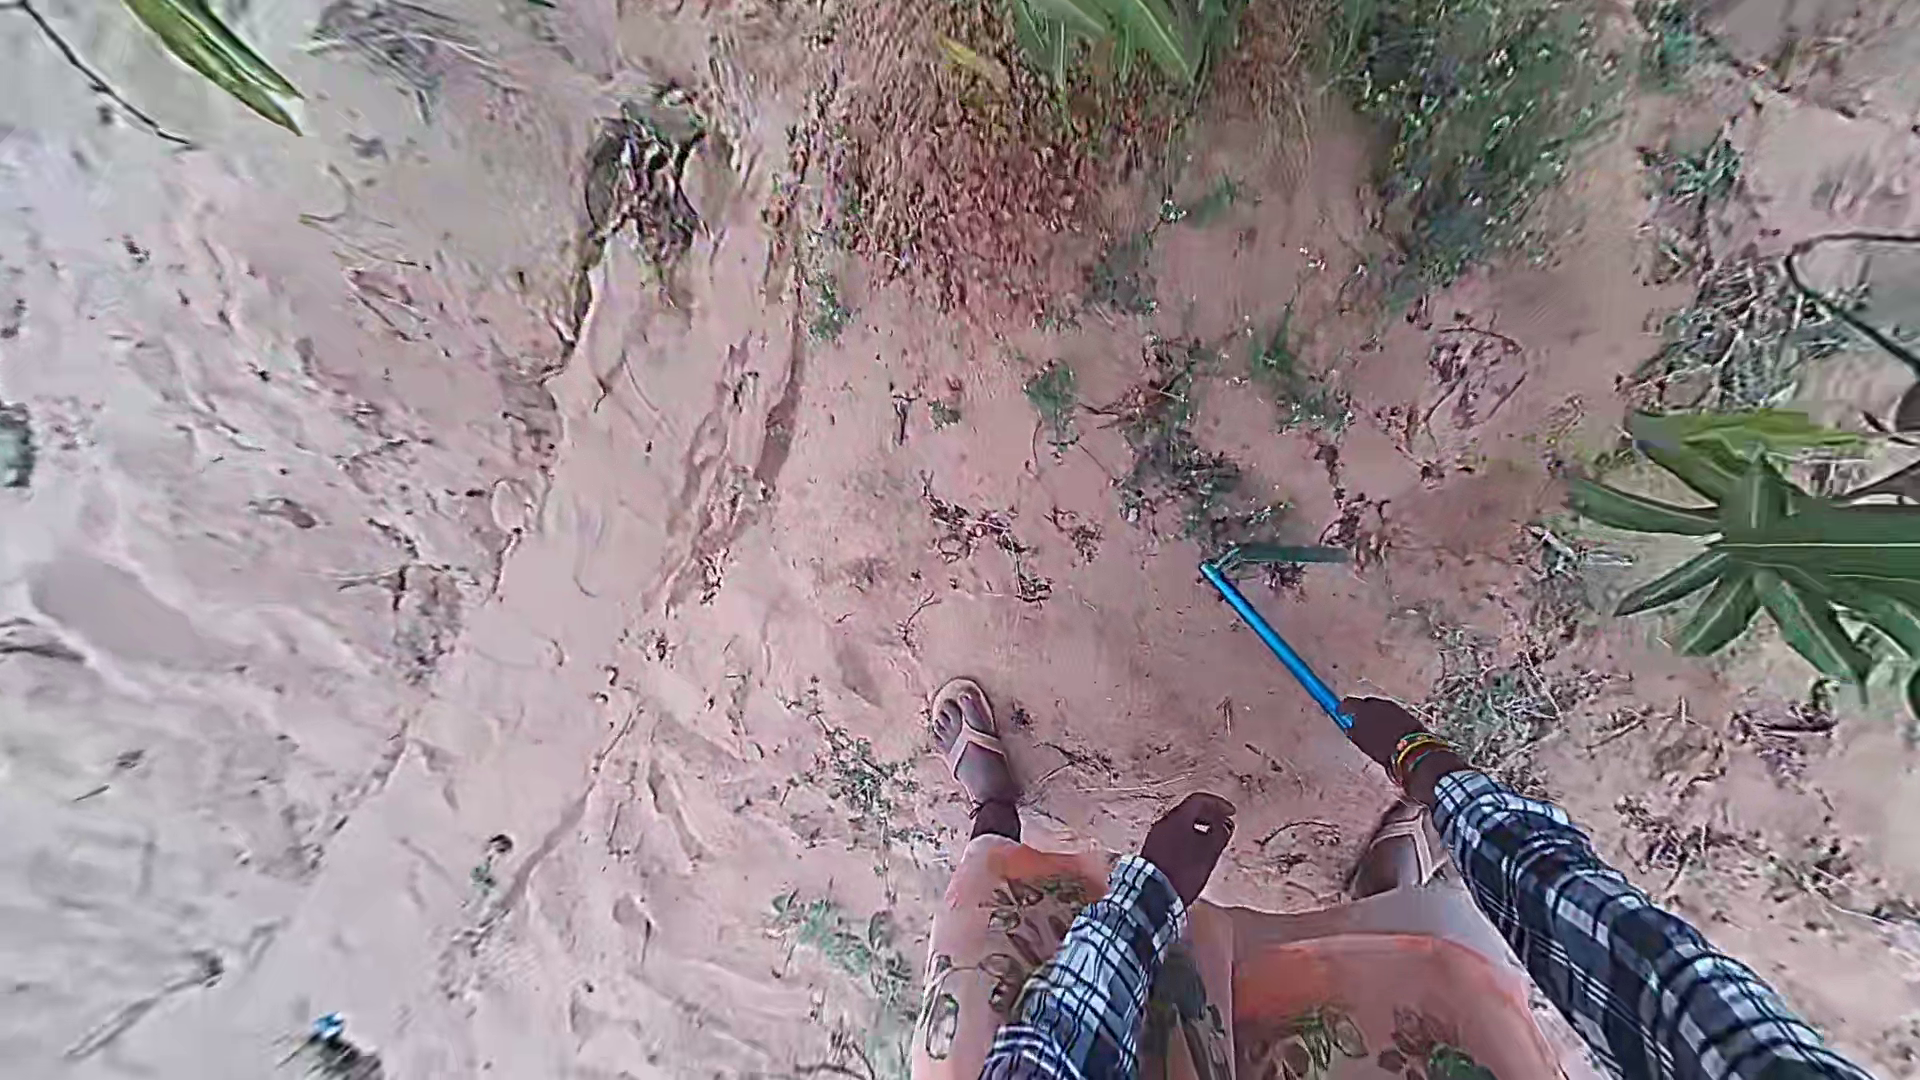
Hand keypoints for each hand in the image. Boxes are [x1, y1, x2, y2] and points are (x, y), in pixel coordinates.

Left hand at [1139, 793, 1235, 904]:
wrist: (1153, 891)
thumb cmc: (1182, 871)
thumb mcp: (1208, 853)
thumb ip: (1219, 834)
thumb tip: (1226, 824)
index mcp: (1177, 818)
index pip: (1198, 800)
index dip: (1217, 803)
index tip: (1231, 811)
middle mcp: (1164, 821)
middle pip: (1189, 810)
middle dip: (1209, 814)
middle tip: (1224, 823)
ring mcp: (1157, 834)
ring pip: (1182, 822)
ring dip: (1200, 826)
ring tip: (1214, 838)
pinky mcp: (1154, 847)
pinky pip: (1174, 833)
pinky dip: (1189, 835)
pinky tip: (1197, 850)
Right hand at [1341, 696, 1424, 770]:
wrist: (1414, 751)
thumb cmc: (1383, 747)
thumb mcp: (1361, 741)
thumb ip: (1352, 731)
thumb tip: (1349, 727)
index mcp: (1363, 708)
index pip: (1347, 703)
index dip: (1342, 708)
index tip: (1340, 713)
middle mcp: (1378, 703)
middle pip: (1365, 703)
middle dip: (1361, 711)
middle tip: (1359, 722)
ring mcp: (1394, 707)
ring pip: (1380, 708)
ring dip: (1376, 714)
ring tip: (1376, 728)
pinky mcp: (1407, 714)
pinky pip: (1392, 714)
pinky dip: (1388, 719)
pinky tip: (1389, 730)